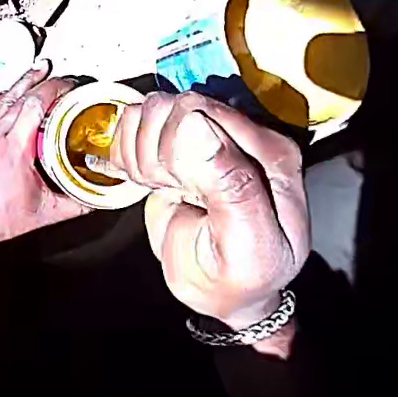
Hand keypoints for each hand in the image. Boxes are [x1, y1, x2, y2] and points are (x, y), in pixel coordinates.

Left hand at [0, 60, 84, 247]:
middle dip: (40, 81)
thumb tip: (100, 193)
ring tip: (34, 72)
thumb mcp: (48, 212)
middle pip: (18, 96)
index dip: (54, 89)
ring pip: (0, 100)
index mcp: (14, 148)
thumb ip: (78, 201)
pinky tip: (3, 95)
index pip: (36, 104)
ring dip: (19, 85)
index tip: (68, 85)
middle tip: (55, 72)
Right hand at [108, 93, 308, 329]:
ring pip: (149, 110)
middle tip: (175, 190)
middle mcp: (237, 131)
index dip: (177, 149)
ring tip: (165, 186)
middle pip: (171, 106)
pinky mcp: (173, 140)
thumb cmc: (242, 275)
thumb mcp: (247, 245)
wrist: (220, 290)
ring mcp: (204, 131)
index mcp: (268, 149)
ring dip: (142, 154)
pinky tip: (149, 180)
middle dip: (159, 154)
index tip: (184, 189)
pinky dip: (128, 153)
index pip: (200, 112)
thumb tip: (195, 123)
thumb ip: (230, 185)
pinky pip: (133, 122)